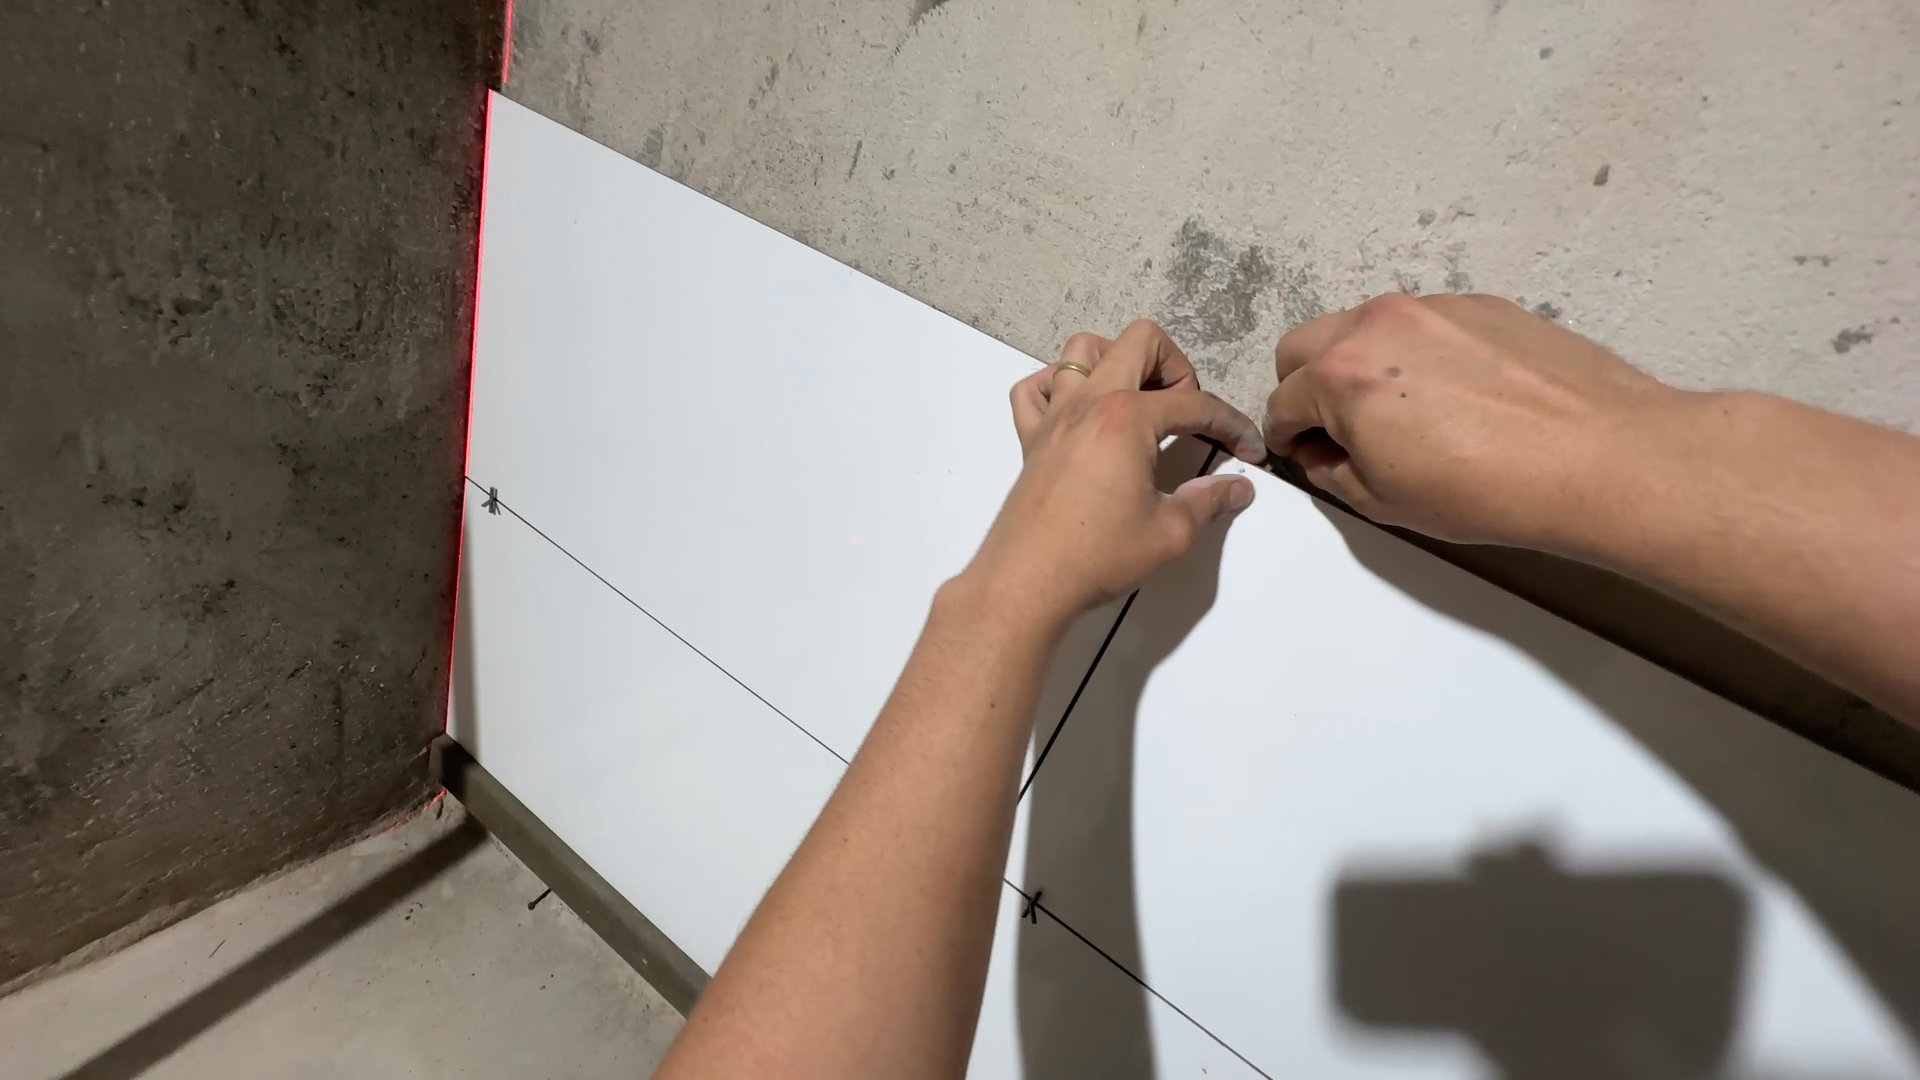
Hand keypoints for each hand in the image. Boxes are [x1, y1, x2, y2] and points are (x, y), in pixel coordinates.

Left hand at [961, 320, 1265, 626]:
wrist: (1029, 581)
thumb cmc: (1098, 555)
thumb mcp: (1169, 532)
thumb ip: (1208, 501)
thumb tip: (1238, 488)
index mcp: (1127, 417)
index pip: (1194, 403)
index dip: (1231, 423)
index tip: (1247, 449)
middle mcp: (1088, 402)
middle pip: (1140, 341)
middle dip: (1176, 366)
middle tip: (1185, 414)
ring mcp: (1054, 416)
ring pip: (1081, 350)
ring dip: (1115, 363)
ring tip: (1135, 405)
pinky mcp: (1029, 439)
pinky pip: (1033, 390)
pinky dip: (1056, 387)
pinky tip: (1078, 415)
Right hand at [1263, 292, 1686, 548]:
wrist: (1600, 459)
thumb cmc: (1488, 487)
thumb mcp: (1380, 501)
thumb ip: (1331, 472)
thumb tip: (1325, 455)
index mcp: (1339, 377)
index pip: (1280, 402)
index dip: (1284, 437)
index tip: (1301, 452)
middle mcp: (1376, 327)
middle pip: (1301, 346)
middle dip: (1301, 386)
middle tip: (1330, 424)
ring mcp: (1431, 309)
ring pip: (1358, 327)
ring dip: (1354, 364)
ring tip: (1394, 409)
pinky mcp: (1479, 305)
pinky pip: (1417, 323)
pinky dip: (1409, 353)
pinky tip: (1446, 393)